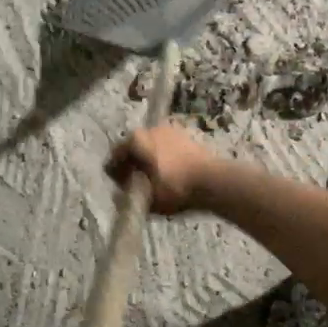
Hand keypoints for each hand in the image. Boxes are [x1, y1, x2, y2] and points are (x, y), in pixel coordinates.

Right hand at [105, 124, 219, 214]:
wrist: (212, 180)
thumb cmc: (175, 188)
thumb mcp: (146, 198)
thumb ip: (129, 196)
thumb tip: (121, 195)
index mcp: (136, 139)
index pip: (116, 155)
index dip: (115, 172)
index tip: (119, 187)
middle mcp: (151, 128)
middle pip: (133, 147)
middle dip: (132, 164)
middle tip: (134, 183)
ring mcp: (170, 129)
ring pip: (151, 146)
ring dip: (148, 160)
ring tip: (153, 180)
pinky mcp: (185, 135)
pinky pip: (166, 147)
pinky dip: (163, 157)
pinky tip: (169, 173)